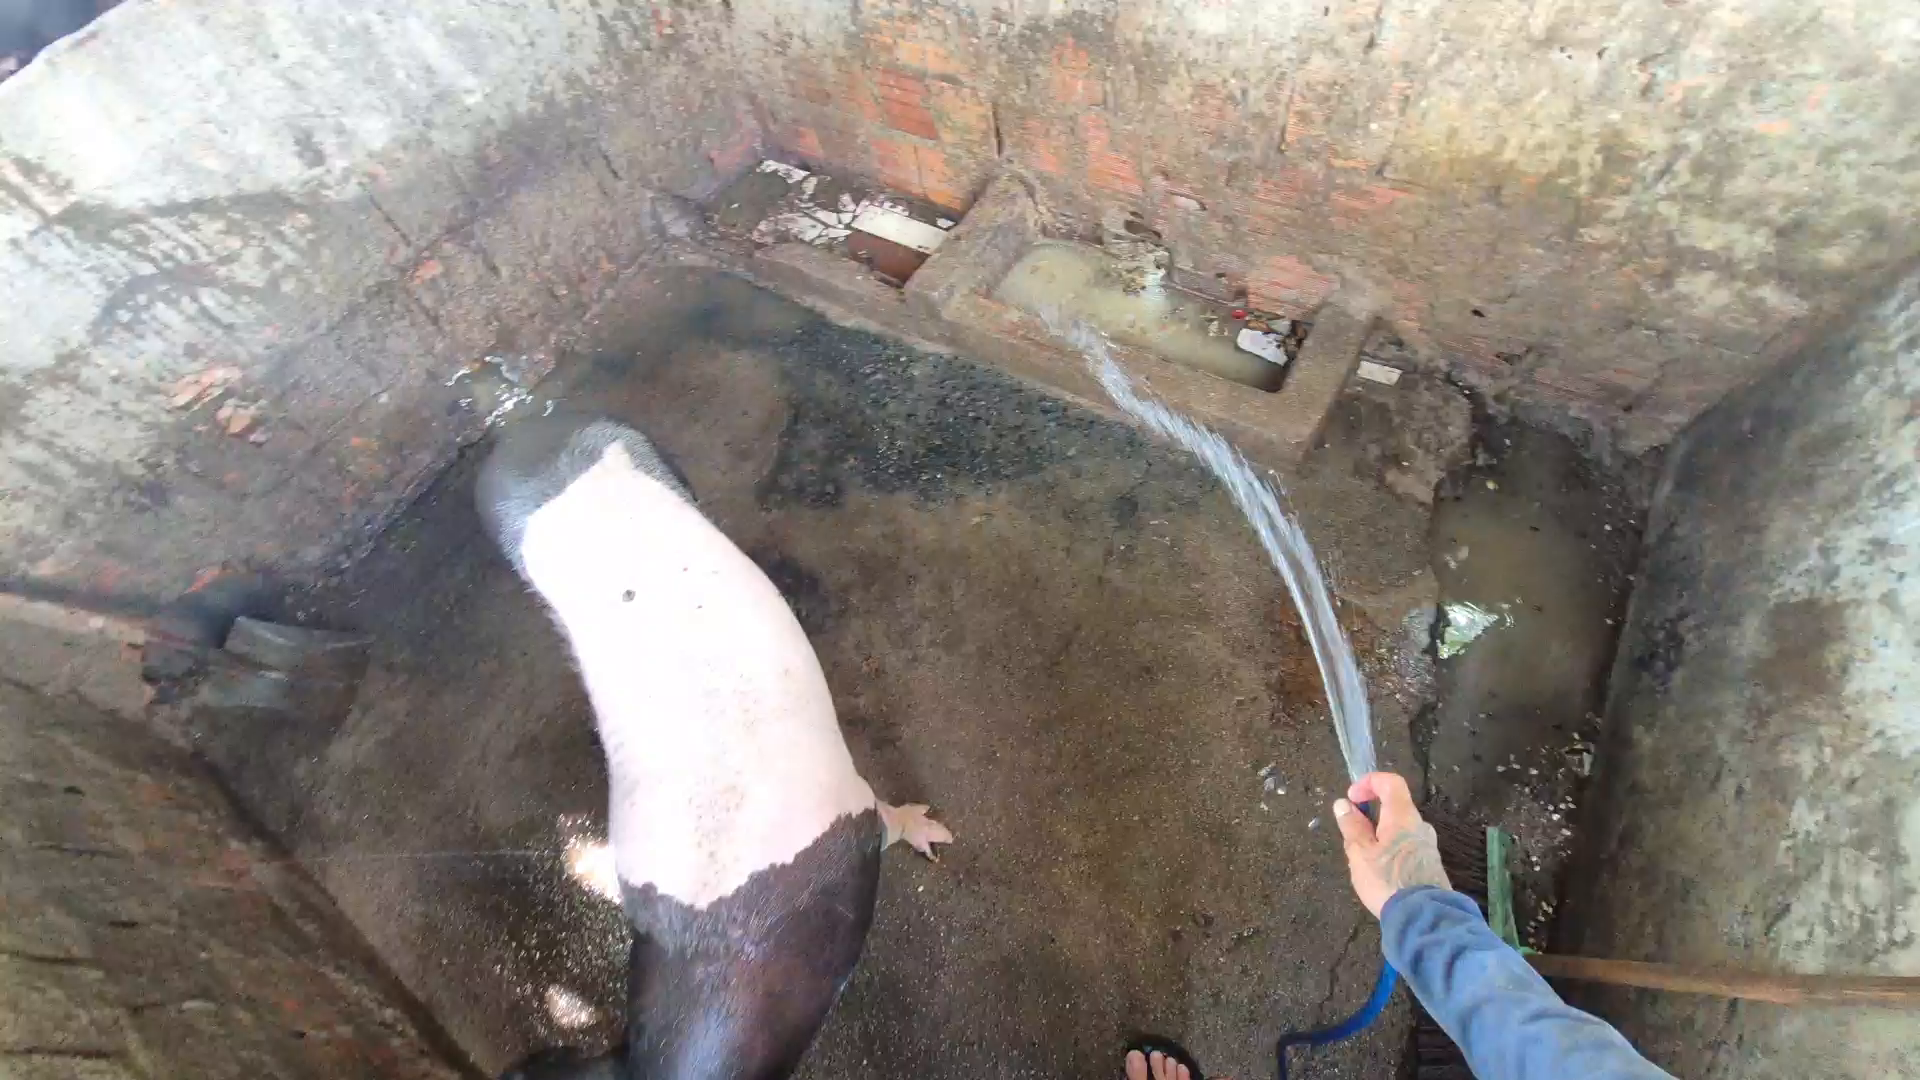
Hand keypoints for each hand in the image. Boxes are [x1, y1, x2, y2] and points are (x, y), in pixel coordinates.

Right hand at [1333, 771, 1449, 916]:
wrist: (1425, 921)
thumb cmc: (1388, 880)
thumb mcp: (1359, 851)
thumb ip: (1352, 825)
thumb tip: (1344, 804)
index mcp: (1403, 817)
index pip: (1391, 782)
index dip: (1368, 782)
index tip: (1352, 799)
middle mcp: (1420, 827)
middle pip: (1394, 807)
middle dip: (1370, 814)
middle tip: (1352, 834)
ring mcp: (1427, 848)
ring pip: (1399, 829)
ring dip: (1378, 834)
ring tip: (1363, 858)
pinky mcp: (1429, 866)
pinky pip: (1406, 846)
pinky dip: (1389, 848)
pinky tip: (1380, 872)